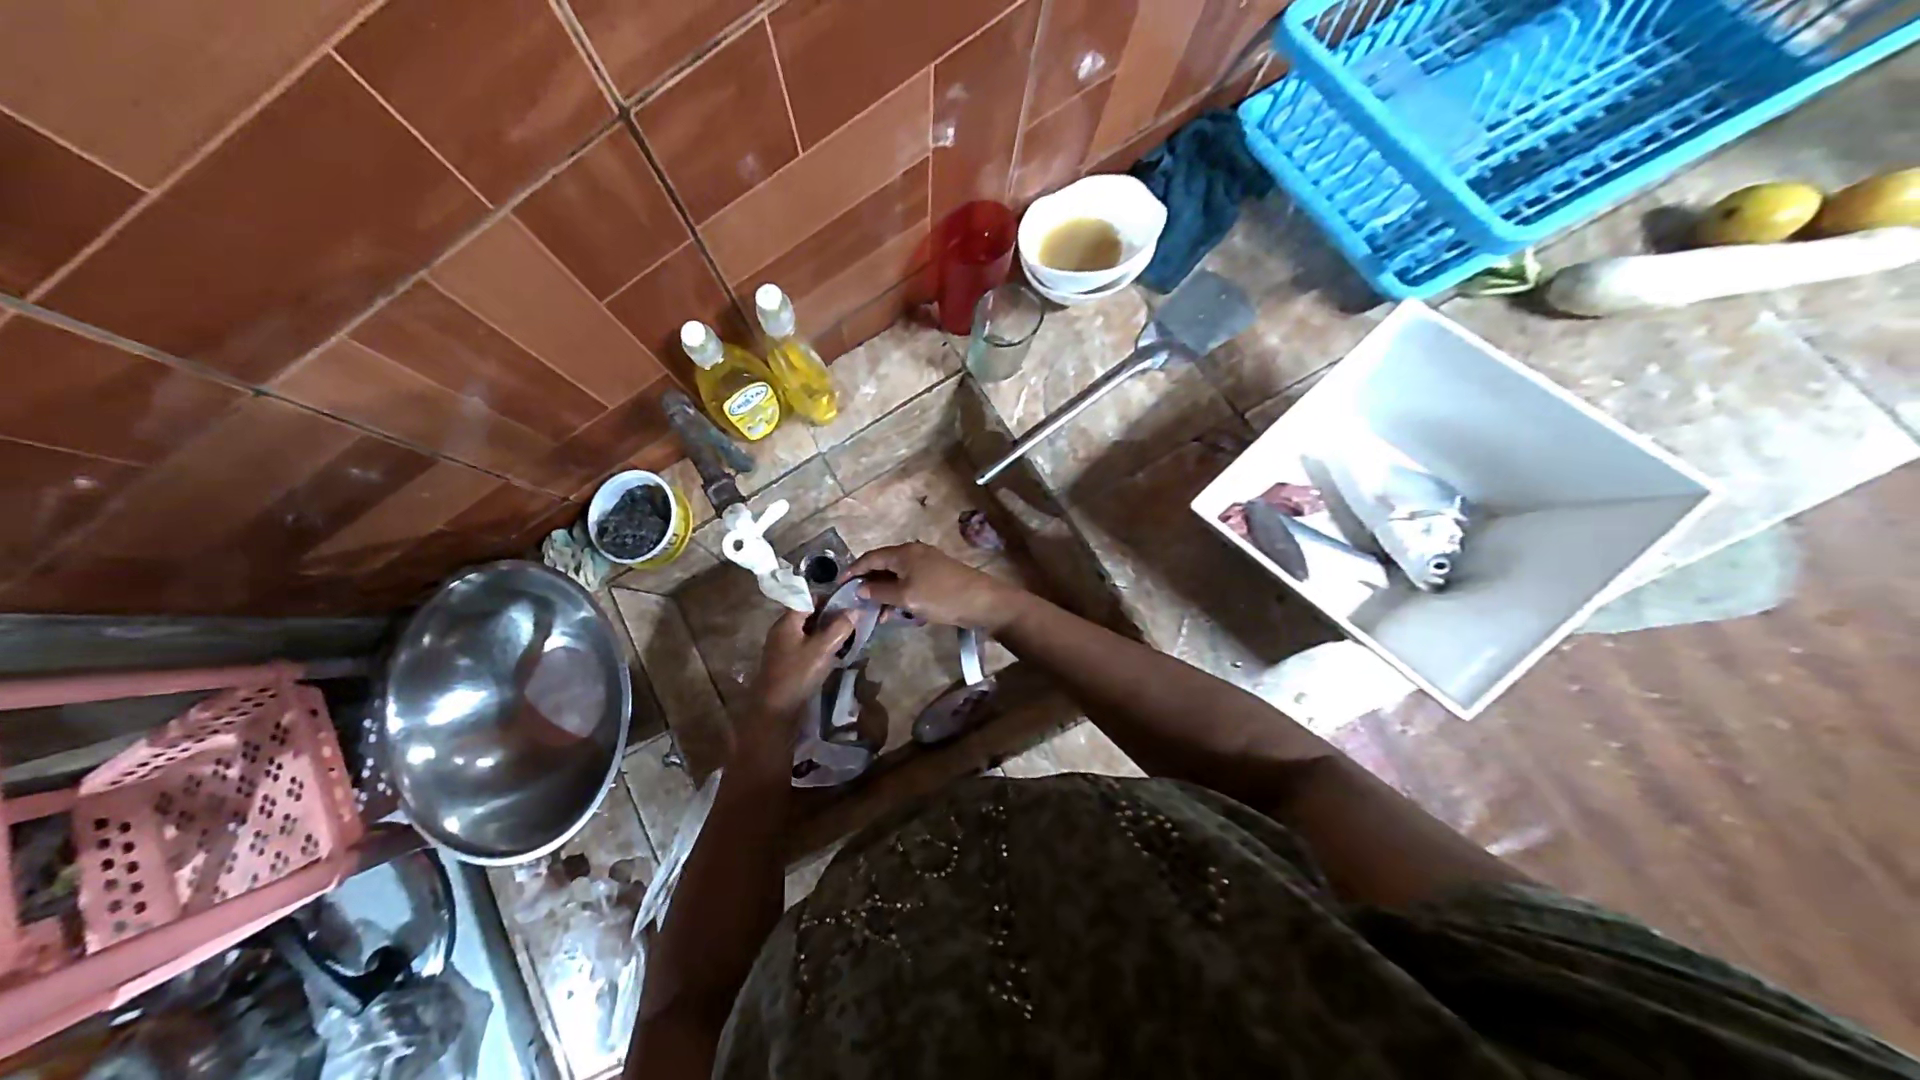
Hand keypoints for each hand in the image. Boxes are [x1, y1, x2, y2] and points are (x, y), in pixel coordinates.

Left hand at [742, 610, 853, 748]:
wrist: (775, 710)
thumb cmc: (797, 675)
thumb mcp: (822, 649)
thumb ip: (839, 628)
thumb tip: (855, 610)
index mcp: (786, 622)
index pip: (809, 599)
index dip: (829, 599)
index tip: (849, 604)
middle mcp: (782, 631)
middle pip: (809, 615)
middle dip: (831, 616)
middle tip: (852, 622)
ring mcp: (783, 647)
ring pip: (809, 632)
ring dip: (827, 633)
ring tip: (848, 637)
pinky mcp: (787, 662)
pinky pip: (806, 646)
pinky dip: (820, 646)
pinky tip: (835, 653)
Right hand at [844, 543, 1029, 630]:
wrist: (983, 602)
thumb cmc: (941, 596)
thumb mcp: (906, 597)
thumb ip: (880, 592)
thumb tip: (861, 588)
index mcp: (904, 553)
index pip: (870, 557)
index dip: (853, 571)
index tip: (839, 586)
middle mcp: (914, 553)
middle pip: (884, 565)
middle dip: (869, 584)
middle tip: (856, 603)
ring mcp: (928, 563)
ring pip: (898, 576)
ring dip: (885, 593)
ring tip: (875, 613)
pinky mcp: (938, 576)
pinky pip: (911, 583)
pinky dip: (901, 595)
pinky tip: (898, 612)